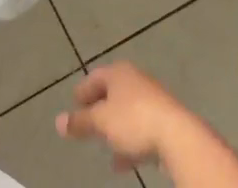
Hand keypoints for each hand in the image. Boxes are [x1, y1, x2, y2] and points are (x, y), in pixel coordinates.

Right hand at [55, 62, 207, 170]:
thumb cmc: (134, 121)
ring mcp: (154, 100)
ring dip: (115, 131)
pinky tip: (124, 163)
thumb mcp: (100, 122)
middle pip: (112, 95)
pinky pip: (142, 129)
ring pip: (128, 114)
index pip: (94, 78)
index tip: (74, 104)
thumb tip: (58, 122)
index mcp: (119, 73)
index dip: (82, 92)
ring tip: (105, 149)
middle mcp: (136, 81)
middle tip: (87, 125)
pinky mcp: (167, 121)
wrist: (179, 137)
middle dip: (99, 112)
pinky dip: (131, 142)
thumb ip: (79, 122)